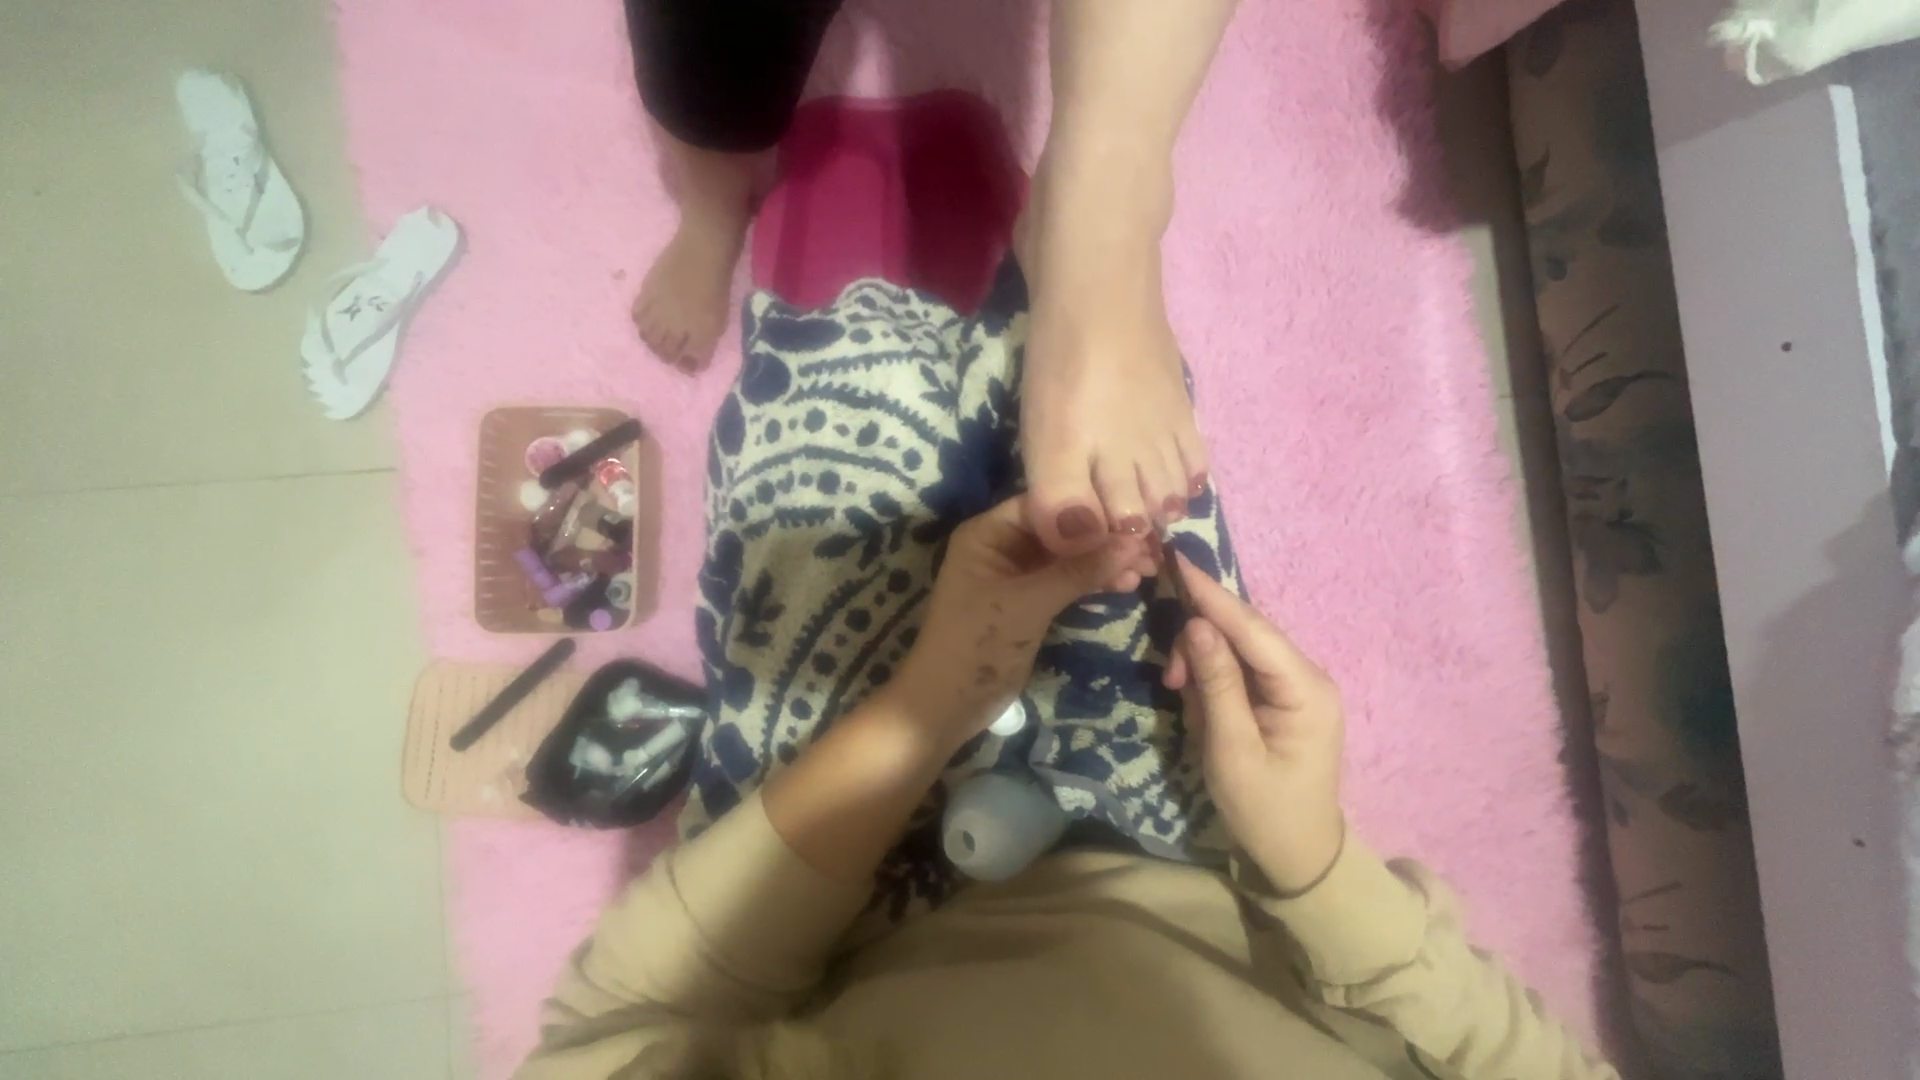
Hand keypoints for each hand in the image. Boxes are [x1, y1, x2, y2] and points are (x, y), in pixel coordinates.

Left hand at [890, 497, 1154, 742]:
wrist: (949, 705)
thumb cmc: (977, 645)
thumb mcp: (1029, 604)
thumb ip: (1078, 571)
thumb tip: (1134, 542)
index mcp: (988, 533)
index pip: (1044, 503)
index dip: (1089, 507)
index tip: (1136, 516)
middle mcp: (1002, 545)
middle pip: (1060, 529)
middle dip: (1102, 538)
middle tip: (1151, 544)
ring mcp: (1017, 575)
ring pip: (1068, 557)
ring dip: (1103, 562)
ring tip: (1147, 566)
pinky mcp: (1030, 602)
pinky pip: (1067, 582)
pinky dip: (1093, 582)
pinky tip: (1127, 584)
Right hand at [1165, 554, 1345, 894]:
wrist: (1298, 856)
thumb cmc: (1264, 809)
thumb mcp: (1231, 749)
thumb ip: (1216, 683)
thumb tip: (1196, 624)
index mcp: (1305, 689)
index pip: (1252, 628)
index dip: (1212, 593)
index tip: (1178, 558)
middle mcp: (1305, 676)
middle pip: (1245, 630)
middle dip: (1200, 636)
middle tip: (1170, 674)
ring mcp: (1294, 684)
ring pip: (1238, 645)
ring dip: (1202, 659)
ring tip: (1180, 693)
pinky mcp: (1279, 695)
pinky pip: (1239, 666)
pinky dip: (1212, 673)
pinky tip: (1196, 696)